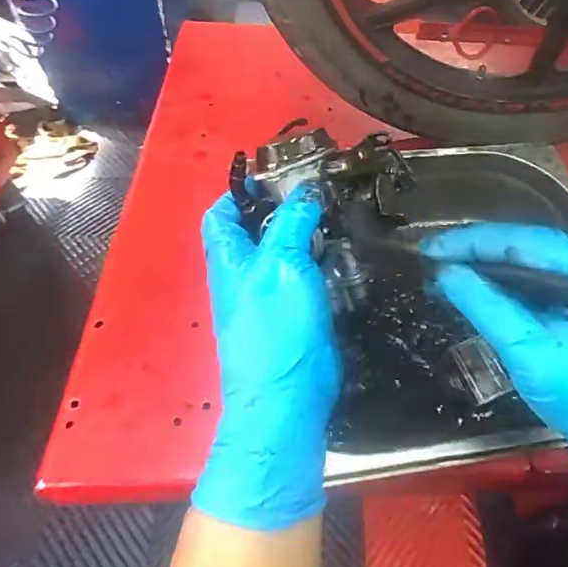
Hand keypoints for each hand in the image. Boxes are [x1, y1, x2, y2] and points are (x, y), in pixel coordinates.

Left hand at [193, 185, 339, 530]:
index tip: (274, 172)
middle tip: (319, 185)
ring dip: (307, 227)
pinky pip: (308, 269)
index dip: (240, 190)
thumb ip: (290, 222)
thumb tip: (305, 189)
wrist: (290, 394)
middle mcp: (247, 271)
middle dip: (283, 203)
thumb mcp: (279, 265)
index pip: (222, 213)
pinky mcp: (300, 306)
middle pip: (258, 227)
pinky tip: (345, 244)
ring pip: (287, 246)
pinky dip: (323, 252)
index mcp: (229, 259)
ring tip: (337, 207)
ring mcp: (275, 290)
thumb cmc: (275, 328)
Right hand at [423, 224, 567, 566]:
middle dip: (480, 248)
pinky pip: (544, 277)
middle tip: (433, 256)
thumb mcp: (534, 359)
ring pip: (535, 258)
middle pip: (531, 244)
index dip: (476, 241)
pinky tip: (481, 283)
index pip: (528, 241)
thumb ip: (491, 311)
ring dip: (492, 262)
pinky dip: (511, 279)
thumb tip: (449, 274)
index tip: (432, 247)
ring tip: (448, 265)